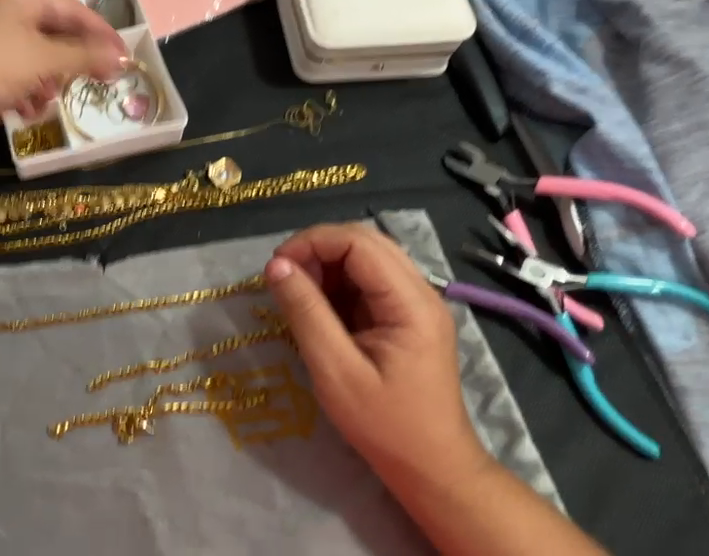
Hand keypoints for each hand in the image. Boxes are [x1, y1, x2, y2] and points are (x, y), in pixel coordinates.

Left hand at [0, 0, 127, 148]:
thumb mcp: (45, 61)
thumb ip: (86, 57)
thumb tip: (123, 57)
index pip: (73, 7)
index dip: (101, 31)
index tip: (125, 55)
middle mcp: (6, 13)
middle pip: (55, 33)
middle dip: (72, 61)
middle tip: (97, 81)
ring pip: (36, 58)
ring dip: (49, 81)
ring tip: (51, 98)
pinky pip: (16, 75)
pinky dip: (27, 91)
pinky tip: (28, 111)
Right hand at [263, 223, 490, 489]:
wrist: (433, 469)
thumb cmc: (385, 424)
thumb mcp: (334, 370)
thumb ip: (305, 312)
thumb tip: (275, 265)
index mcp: (411, 304)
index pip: (358, 242)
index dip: (312, 242)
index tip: (277, 267)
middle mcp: (422, 292)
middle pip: (364, 240)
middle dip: (317, 248)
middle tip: (285, 276)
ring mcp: (418, 303)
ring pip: (367, 254)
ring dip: (327, 262)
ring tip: (299, 292)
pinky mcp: (408, 315)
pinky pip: (370, 277)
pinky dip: (339, 280)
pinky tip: (321, 306)